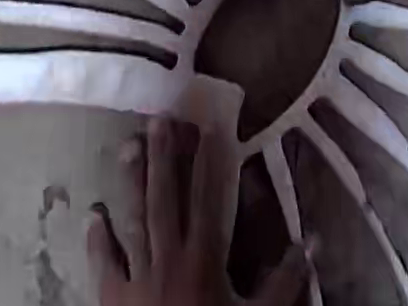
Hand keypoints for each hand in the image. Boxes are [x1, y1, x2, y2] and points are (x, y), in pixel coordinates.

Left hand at [89, 117, 313, 305]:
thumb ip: (285, 279)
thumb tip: (315, 238)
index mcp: (203, 257)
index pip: (207, 196)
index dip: (208, 160)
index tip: (207, 125)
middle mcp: (168, 257)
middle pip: (165, 198)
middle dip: (162, 157)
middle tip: (158, 120)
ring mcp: (137, 279)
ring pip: (134, 221)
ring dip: (131, 183)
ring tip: (126, 146)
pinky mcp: (113, 301)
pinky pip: (105, 266)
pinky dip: (99, 241)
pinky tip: (92, 214)